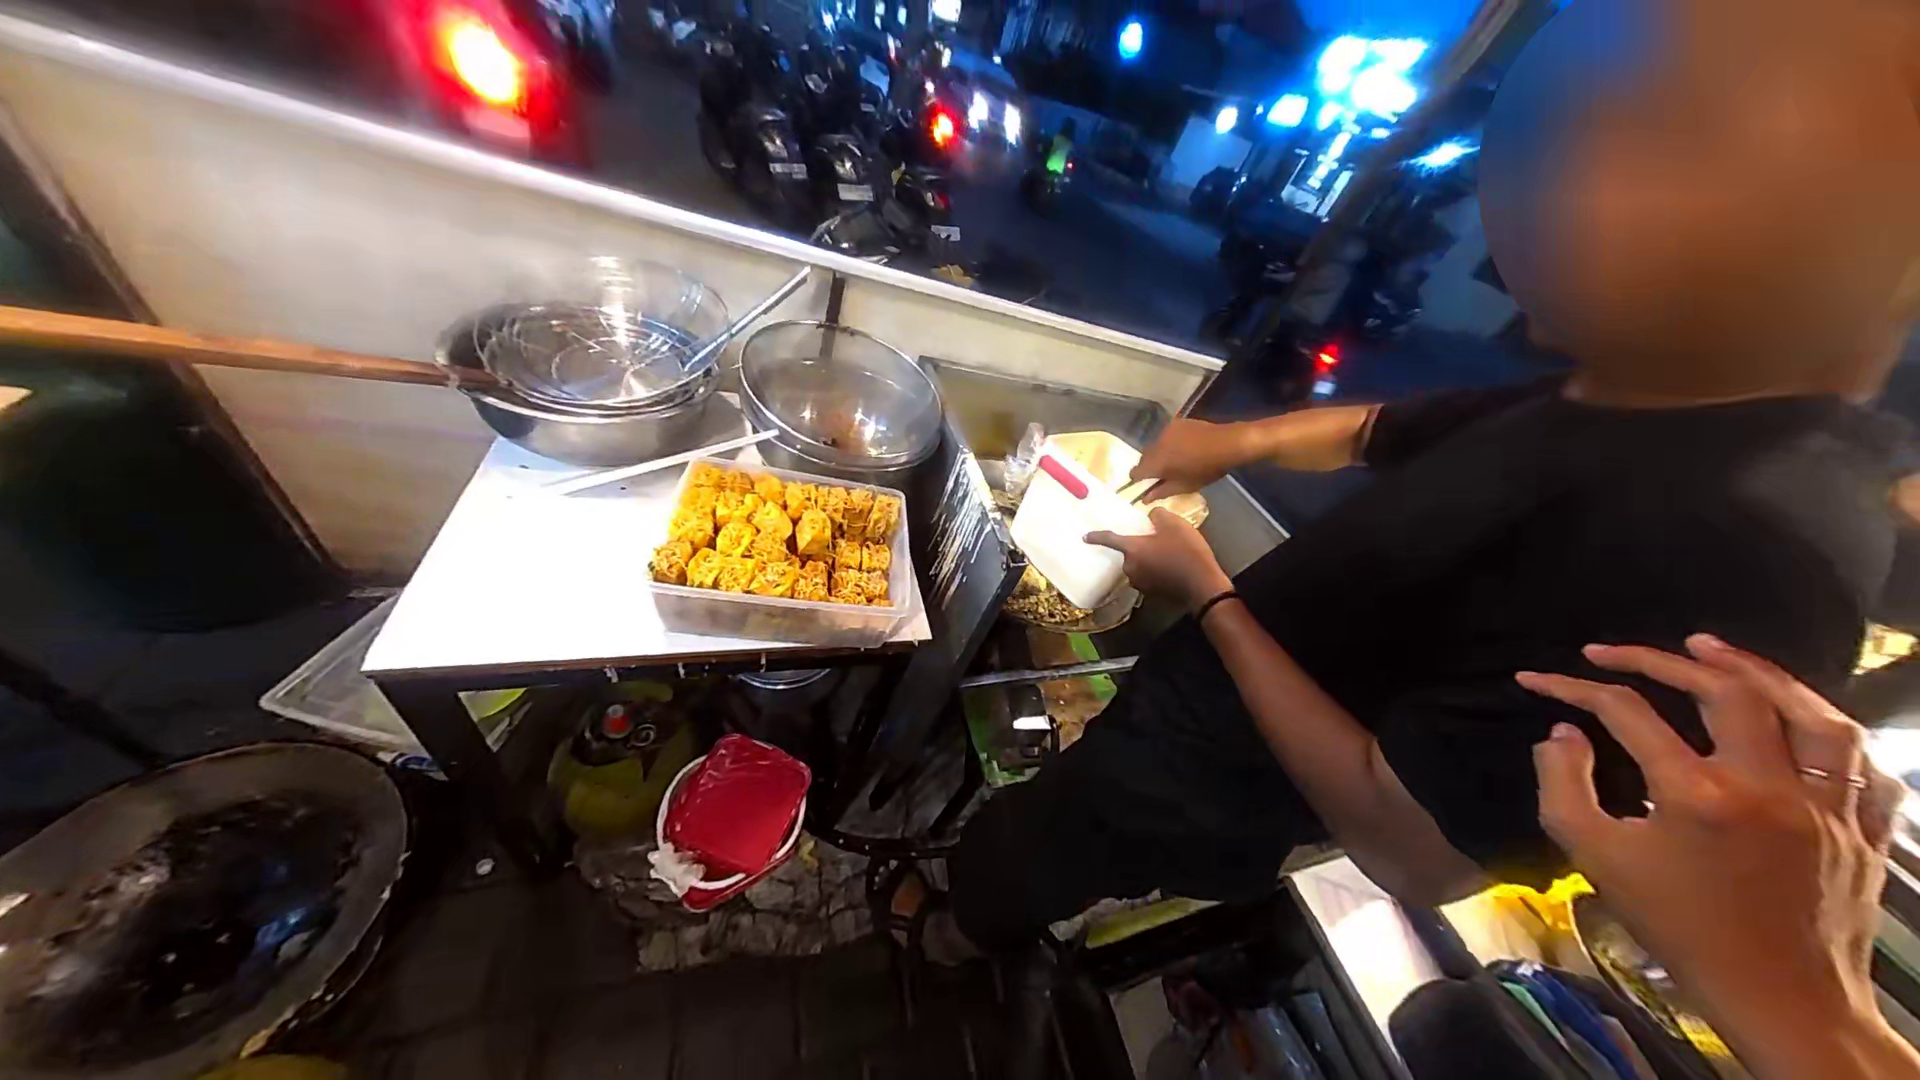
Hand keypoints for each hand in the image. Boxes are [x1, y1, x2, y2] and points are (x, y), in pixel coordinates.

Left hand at [1085, 507, 1230, 611]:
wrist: (1202, 585)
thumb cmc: (1186, 552)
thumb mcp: (1175, 525)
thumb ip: (1159, 516)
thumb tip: (1152, 516)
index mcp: (1132, 549)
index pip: (1110, 540)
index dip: (1097, 537)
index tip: (1085, 537)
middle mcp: (1131, 567)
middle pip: (1129, 553)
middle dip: (1139, 547)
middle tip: (1156, 541)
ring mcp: (1140, 582)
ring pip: (1139, 565)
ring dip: (1147, 560)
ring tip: (1167, 554)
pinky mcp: (1152, 593)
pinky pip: (1149, 576)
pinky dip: (1155, 571)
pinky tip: (1170, 567)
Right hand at [1133, 418, 1252, 500]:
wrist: (1228, 443)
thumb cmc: (1207, 469)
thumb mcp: (1185, 486)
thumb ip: (1162, 492)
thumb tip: (1145, 499)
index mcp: (1156, 463)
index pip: (1135, 472)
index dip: (1138, 479)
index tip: (1145, 484)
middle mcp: (1155, 445)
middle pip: (1145, 457)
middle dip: (1150, 466)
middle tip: (1164, 473)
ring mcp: (1165, 431)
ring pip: (1155, 446)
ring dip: (1160, 453)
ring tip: (1176, 458)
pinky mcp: (1176, 422)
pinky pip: (1166, 435)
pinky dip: (1170, 442)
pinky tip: (1184, 446)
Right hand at [1517, 636, 1908, 1075]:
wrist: (1779, 995)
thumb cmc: (1671, 920)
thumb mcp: (1587, 850)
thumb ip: (1561, 780)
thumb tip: (1563, 732)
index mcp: (1695, 794)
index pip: (1625, 712)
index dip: (1571, 687)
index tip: (1534, 680)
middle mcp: (1768, 789)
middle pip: (1725, 694)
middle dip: (1660, 660)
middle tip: (1614, 650)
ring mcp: (1828, 808)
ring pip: (1810, 715)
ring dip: (1758, 673)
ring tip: (1712, 649)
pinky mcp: (1864, 829)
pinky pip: (1858, 760)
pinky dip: (1821, 723)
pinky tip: (1790, 710)